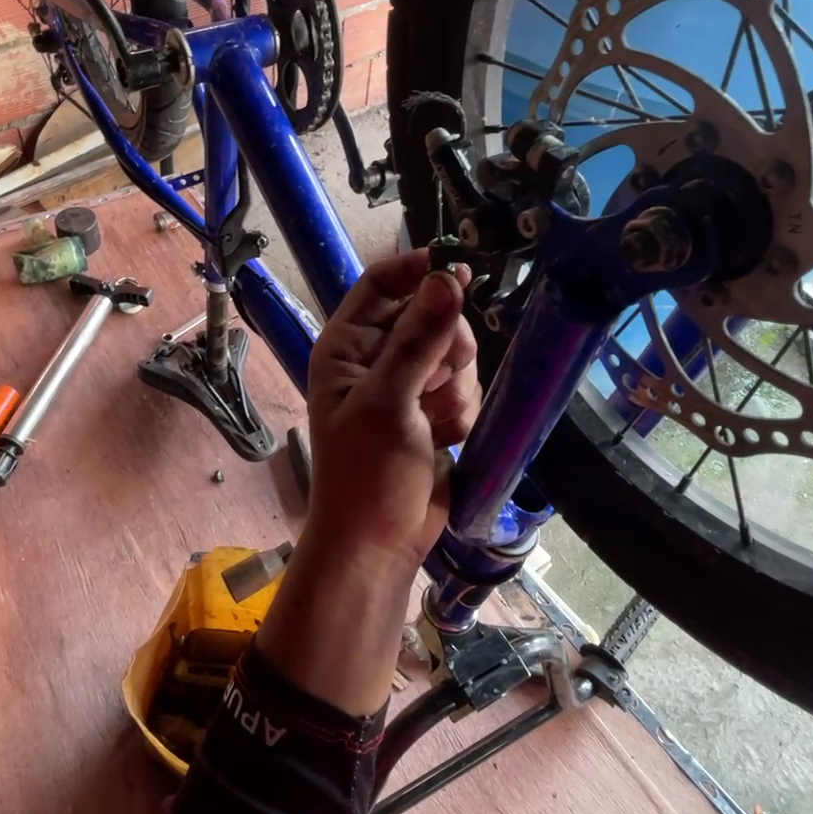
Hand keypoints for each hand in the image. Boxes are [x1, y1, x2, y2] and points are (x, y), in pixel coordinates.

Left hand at [303, 249, 478, 569]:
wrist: (378, 543)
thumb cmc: (367, 474)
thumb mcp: (388, 403)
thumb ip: (419, 341)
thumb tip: (446, 279)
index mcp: (348, 346)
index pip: (382, 284)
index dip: (419, 270)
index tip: (461, 270)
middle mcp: (376, 358)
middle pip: (431, 314)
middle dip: (446, 347)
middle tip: (437, 381)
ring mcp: (408, 385)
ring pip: (455, 353)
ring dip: (455, 388)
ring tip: (435, 423)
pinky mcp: (434, 412)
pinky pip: (464, 389)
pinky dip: (461, 412)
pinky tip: (445, 439)